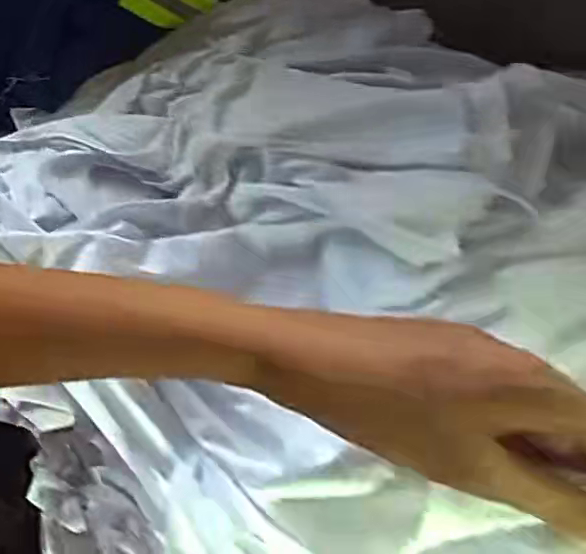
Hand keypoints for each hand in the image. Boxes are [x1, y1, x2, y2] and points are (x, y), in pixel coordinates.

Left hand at [252, 310, 585, 535]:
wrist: (276, 348)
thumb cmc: (373, 407)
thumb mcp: (474, 469)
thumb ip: (559, 498)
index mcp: (535, 380)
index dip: (579, 478)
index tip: (534, 490)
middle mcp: (504, 350)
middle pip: (567, 420)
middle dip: (551, 458)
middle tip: (500, 477)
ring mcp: (455, 337)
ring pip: (518, 402)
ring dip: (511, 437)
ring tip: (462, 454)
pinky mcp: (415, 334)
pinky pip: (473, 382)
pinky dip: (473, 412)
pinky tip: (432, 426)